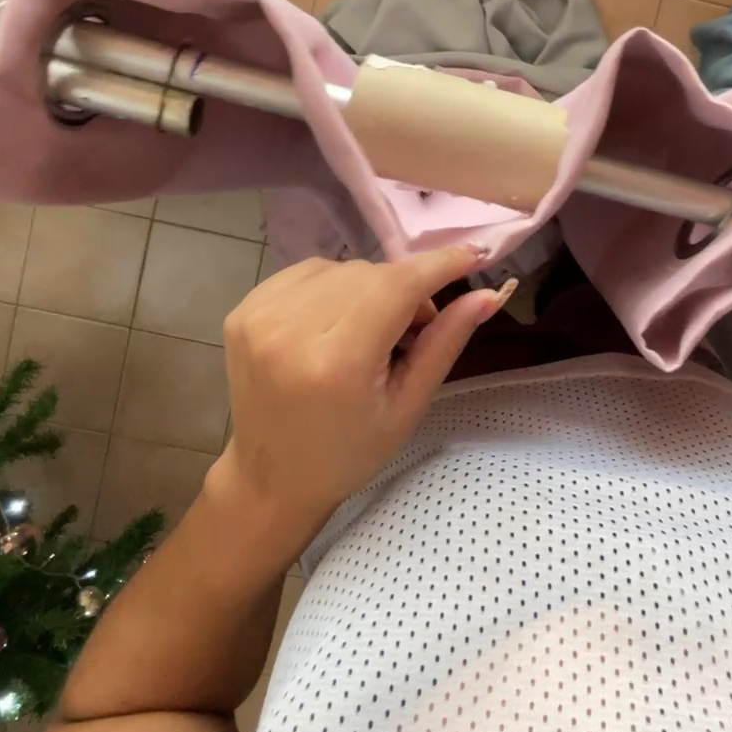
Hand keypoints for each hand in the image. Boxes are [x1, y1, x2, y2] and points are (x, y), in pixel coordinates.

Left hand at [209, 246, 507, 533]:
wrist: (272, 477)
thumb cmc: (349, 452)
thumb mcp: (408, 407)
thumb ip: (445, 344)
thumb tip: (487, 295)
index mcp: (336, 362)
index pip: (396, 286)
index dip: (438, 265)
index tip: (474, 254)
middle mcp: (291, 329)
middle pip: (372, 274)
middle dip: (405, 290)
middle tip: (415, 330)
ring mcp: (261, 315)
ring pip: (342, 268)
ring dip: (369, 288)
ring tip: (372, 331)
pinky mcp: (244, 309)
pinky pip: (309, 272)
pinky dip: (335, 287)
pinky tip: (337, 322)